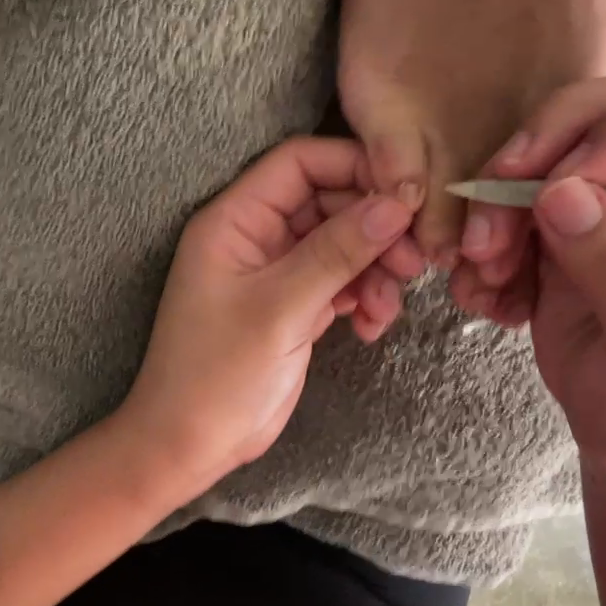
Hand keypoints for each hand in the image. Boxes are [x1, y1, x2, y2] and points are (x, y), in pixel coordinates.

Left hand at [121, 137, 423, 480]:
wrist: (192, 443)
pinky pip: (341, 281)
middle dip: (374, 225)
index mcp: (234, 220)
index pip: (299, 163)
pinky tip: (373, 327)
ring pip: (342, 243)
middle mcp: (256, 236)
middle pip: (329, 201)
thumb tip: (395, 203)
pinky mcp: (294, 304)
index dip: (354, 167)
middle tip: (413, 261)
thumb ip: (337, 252)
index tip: (407, 194)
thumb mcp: (280, 308)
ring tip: (389, 305)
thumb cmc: (217, 373)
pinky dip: (364, 296)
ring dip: (375, 267)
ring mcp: (276, 271)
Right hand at [451, 73, 605, 475]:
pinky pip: (526, 186)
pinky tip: (484, 279)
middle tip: (497, 184)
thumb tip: (562, 194)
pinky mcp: (580, 215)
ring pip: (568, 140)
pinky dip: (492, 221)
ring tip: (481, 258)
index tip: (567, 179)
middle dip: (556, 137)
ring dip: (508, 188)